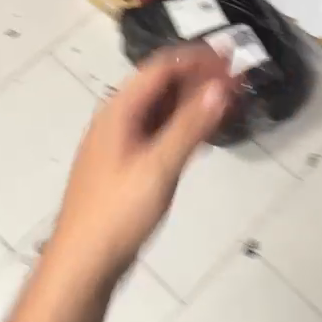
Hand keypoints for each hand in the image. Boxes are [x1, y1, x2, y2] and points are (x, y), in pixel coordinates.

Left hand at [45, 45, 236, 287]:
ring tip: (231, 99)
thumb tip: (220, 87)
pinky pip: (161, 132)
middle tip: (238, 77)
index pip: (162, 68)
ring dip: (195, 100)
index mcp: (119, 112)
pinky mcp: (129, 165)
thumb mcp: (159, 167)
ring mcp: (122, 144)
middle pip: (162, 85)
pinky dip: (186, 125)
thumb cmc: (117, 213)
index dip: (197, 58)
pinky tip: (207, 131)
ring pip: (163, 109)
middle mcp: (118, 120)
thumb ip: (191, 126)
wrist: (82, 265)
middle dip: (200, 77)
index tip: (232, 55)